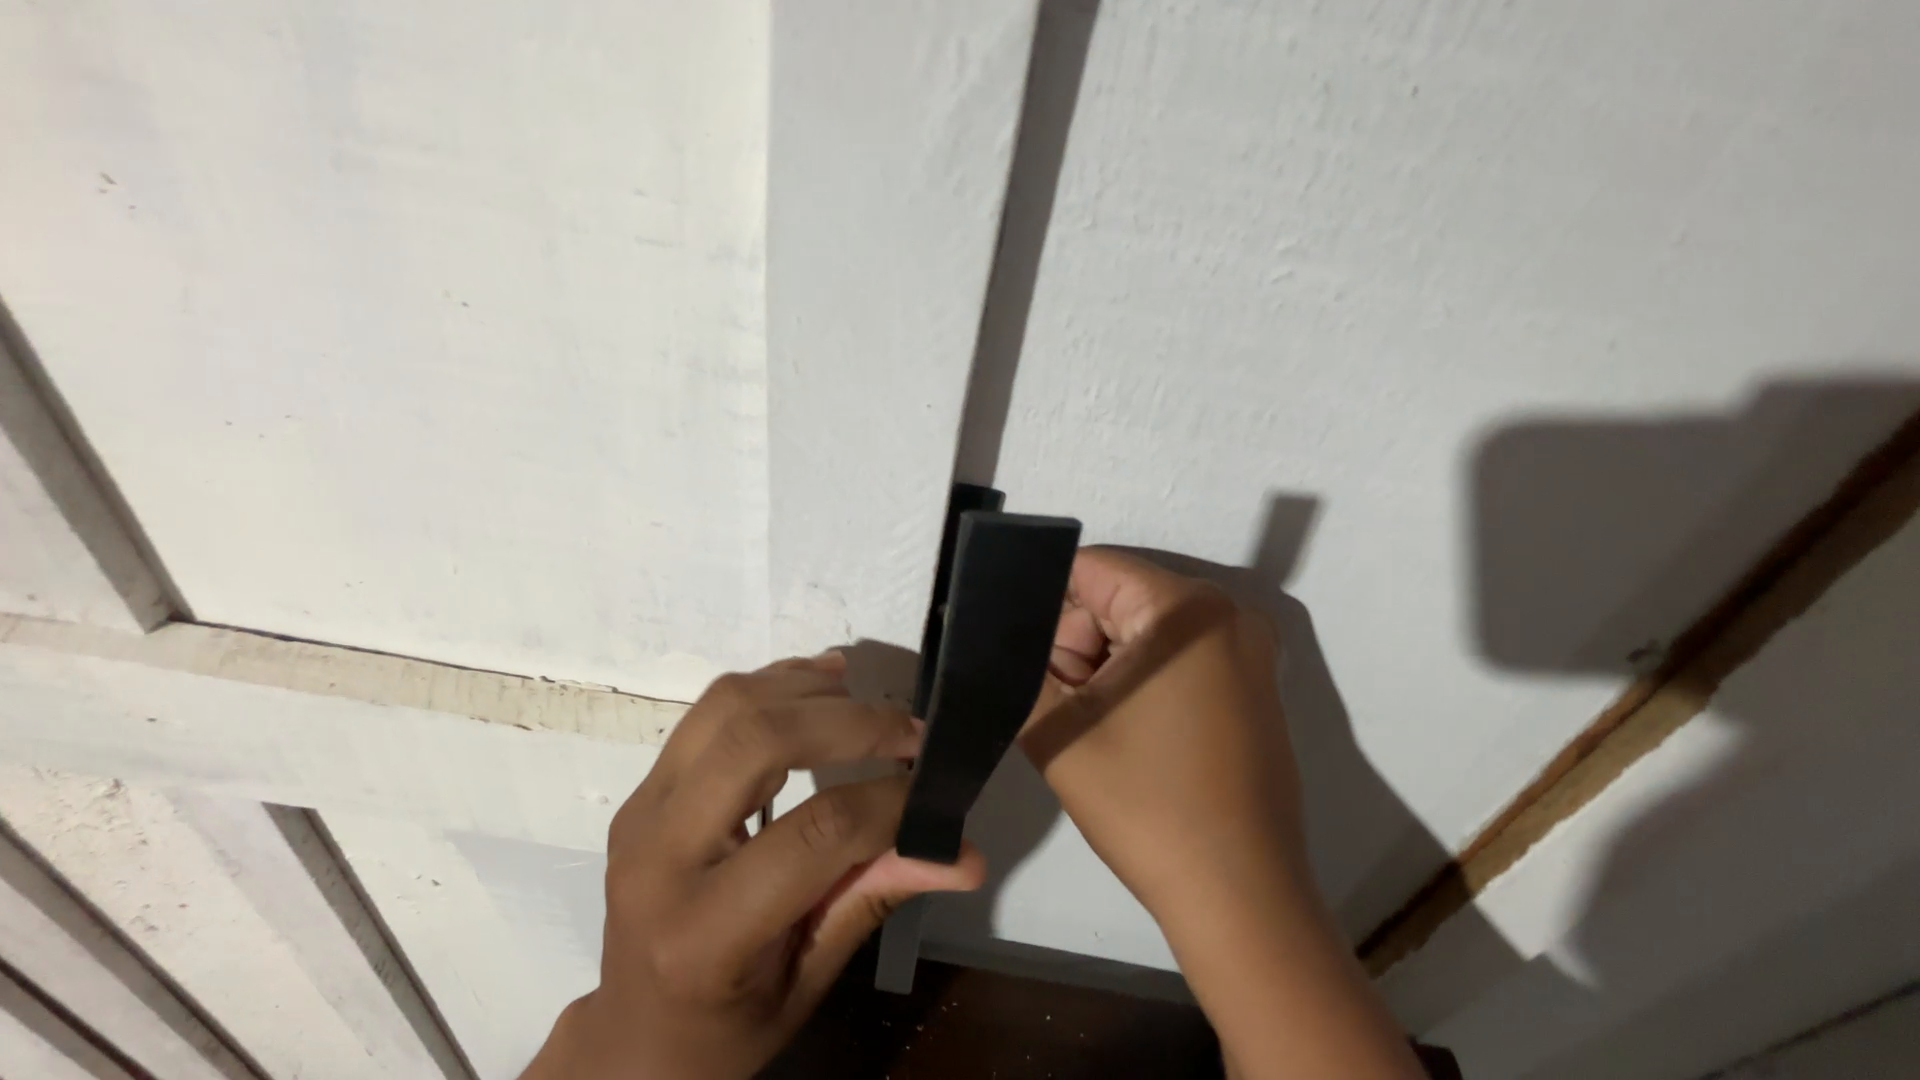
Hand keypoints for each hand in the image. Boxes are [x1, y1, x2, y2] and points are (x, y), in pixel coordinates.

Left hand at [521, 653, 985, 1079]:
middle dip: (849, 723)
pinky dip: (772, 684)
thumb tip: (965, 855)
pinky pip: (709, 712)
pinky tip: (820, 685)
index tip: (931, 787)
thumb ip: (874, 898)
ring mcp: (642, 812)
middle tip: (909, 732)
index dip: (886, 802)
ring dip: (806, 688)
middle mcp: (659, 856)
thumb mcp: (808, 980)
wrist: (634, 1034)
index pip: (813, 835)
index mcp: (703, 931)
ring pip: (727, 707)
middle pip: (757, 742)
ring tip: (865, 695)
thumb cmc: (727, 1027)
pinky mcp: (644, 790)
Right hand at [1021, 548, 1307, 920]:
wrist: (1238, 897)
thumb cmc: (1147, 805)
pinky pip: (1175, 661)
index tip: (1012, 651)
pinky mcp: (1251, 692)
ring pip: (1142, 633)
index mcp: (1187, 609)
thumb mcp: (1057, 730)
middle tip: (1059, 709)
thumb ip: (1014, 670)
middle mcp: (1228, 617)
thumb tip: (989, 640)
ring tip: (1091, 732)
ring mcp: (1248, 655)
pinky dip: (1138, 685)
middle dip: (1075, 646)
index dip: (1039, 604)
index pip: (1089, 569)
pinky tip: (1126, 737)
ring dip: (1103, 671)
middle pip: (1117, 599)